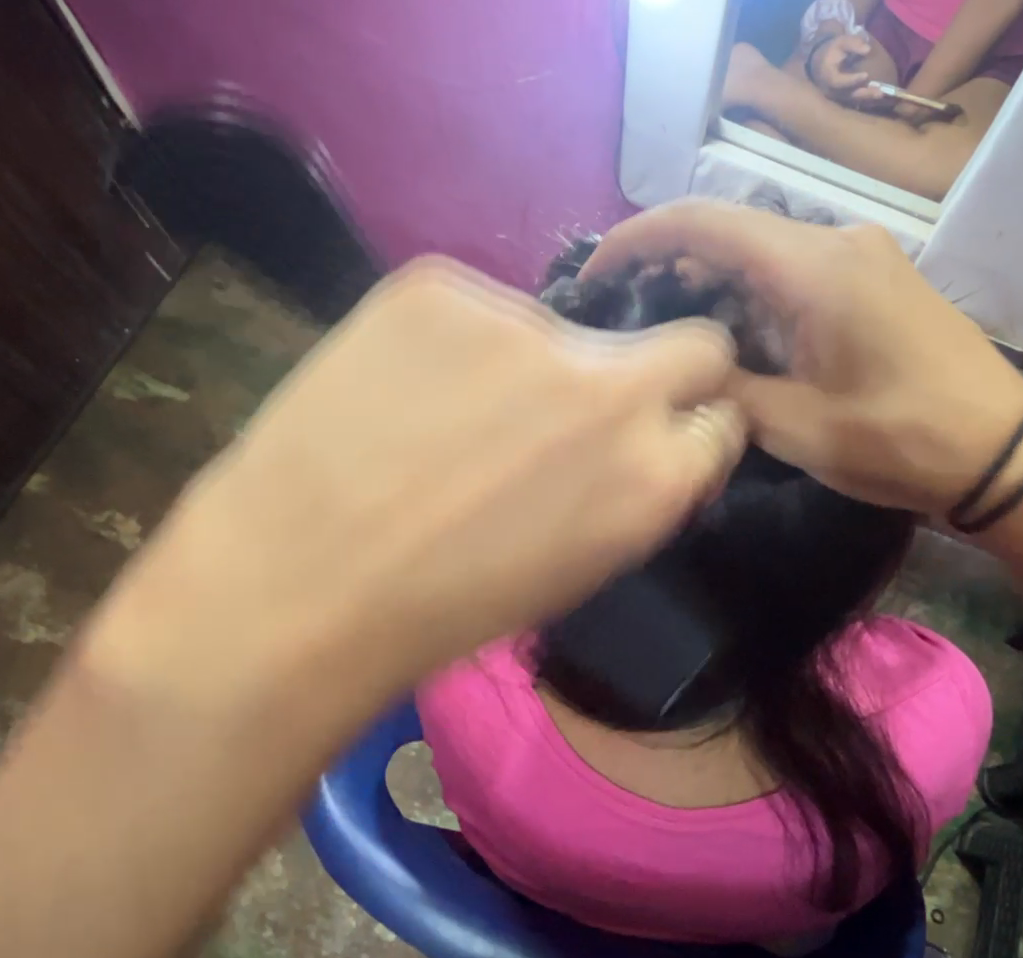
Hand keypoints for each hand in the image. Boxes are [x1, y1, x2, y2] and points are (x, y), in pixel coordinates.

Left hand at [83, 258, 745, 725]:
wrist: (298, 587)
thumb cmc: (445, 608)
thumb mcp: (580, 567)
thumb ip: (634, 490)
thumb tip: (649, 437)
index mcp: (655, 476)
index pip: (724, 411)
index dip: (691, 423)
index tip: (660, 431)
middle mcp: (615, 388)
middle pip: (694, 340)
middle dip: (667, 368)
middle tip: (592, 401)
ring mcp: (527, 324)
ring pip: (567, 329)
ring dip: (538, 364)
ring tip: (454, 419)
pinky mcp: (442, 285)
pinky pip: (481, 306)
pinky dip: (461, 344)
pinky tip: (406, 391)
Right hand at [583, 200, 1022, 519]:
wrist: (1002, 454)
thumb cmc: (902, 442)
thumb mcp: (797, 427)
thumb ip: (727, 390)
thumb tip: (686, 374)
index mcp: (813, 267)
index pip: (703, 223)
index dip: (639, 238)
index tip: (595, 270)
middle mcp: (838, 241)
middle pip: (732, 231)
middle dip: (673, 266)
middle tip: (628, 317)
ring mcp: (864, 257)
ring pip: (765, 253)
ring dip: (716, 285)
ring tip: (674, 337)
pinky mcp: (878, 280)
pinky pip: (798, 272)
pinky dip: (756, 297)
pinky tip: (737, 339)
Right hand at [806, 32, 880, 105]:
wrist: (820, 62)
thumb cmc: (832, 51)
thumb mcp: (840, 42)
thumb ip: (853, 44)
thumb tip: (868, 49)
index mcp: (828, 76)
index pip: (838, 82)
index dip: (852, 80)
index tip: (866, 75)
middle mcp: (831, 90)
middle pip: (848, 95)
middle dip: (863, 93)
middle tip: (879, 93)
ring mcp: (836, 96)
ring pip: (852, 99)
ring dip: (867, 97)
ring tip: (881, 94)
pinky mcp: (841, 98)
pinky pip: (854, 100)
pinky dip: (865, 98)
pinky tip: (877, 95)